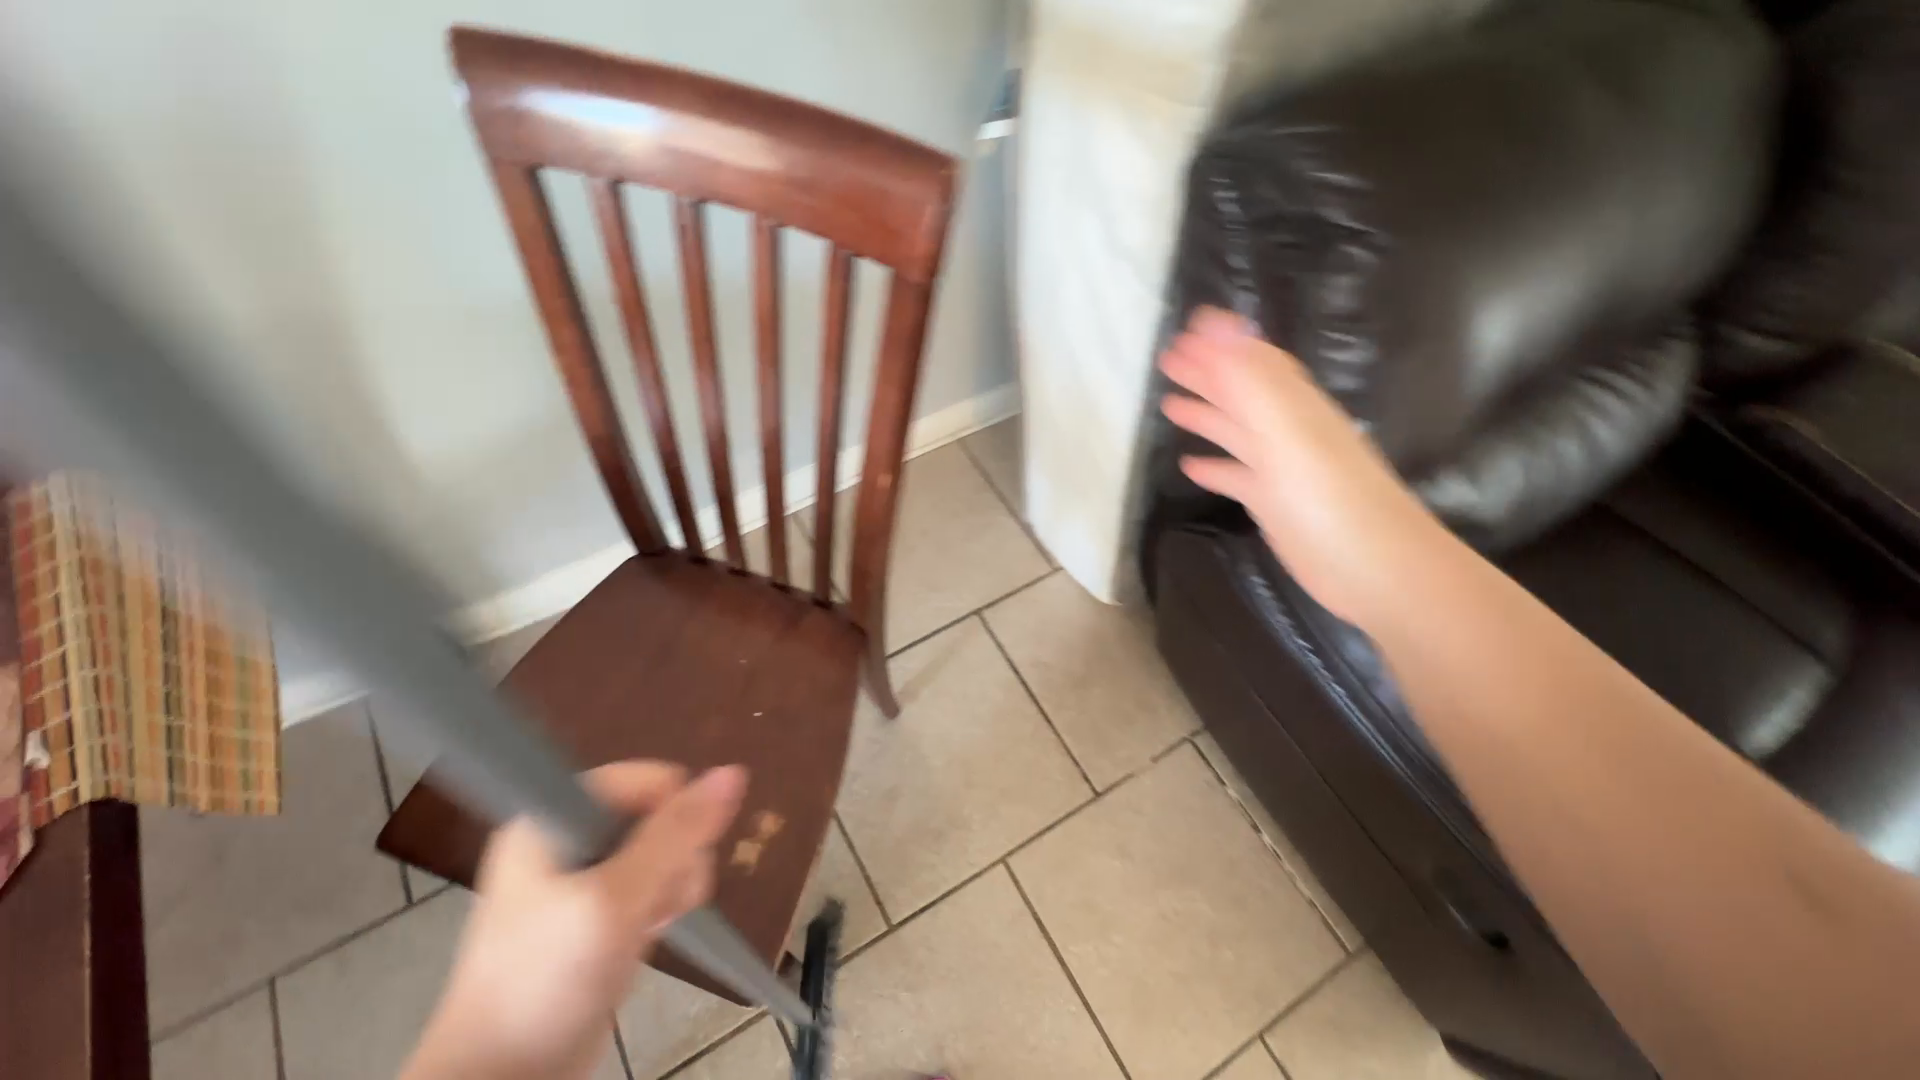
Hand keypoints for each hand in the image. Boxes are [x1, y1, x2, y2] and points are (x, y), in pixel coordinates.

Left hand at [402, 762, 747, 1079]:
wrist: (503, 1079)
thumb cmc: (547, 980)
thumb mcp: (617, 900)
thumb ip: (676, 835)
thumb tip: (734, 772)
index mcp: (553, 815)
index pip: (646, 780)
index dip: (673, 816)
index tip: (671, 866)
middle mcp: (566, 835)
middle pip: (659, 815)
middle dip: (674, 861)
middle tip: (654, 905)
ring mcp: (580, 877)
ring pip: (662, 854)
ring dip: (670, 890)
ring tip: (647, 927)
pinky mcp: (595, 913)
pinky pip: (650, 888)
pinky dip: (659, 909)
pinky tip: (648, 936)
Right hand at [1158, 307, 1444, 622]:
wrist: (1376, 569)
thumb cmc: (1328, 498)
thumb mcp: (1287, 431)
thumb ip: (1250, 380)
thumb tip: (1217, 324)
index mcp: (1291, 407)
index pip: (1253, 361)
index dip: (1221, 344)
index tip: (1185, 328)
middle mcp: (1287, 431)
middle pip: (1241, 392)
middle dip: (1206, 373)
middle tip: (1166, 360)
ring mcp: (1282, 470)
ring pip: (1237, 432)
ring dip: (1206, 415)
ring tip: (1168, 405)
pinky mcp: (1276, 505)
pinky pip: (1237, 476)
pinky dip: (1214, 467)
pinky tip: (1189, 466)